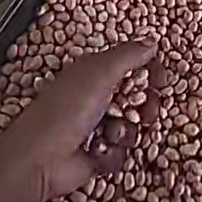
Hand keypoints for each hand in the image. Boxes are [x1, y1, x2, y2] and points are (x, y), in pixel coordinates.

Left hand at [0, 40, 158, 201]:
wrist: (40, 159)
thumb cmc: (66, 110)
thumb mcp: (99, 73)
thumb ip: (128, 56)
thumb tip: (152, 41)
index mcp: (96, 71)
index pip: (132, 64)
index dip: (149, 71)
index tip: (161, 80)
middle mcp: (98, 95)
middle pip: (139, 97)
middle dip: (145, 106)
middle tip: (145, 112)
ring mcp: (99, 125)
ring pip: (134, 126)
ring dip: (126, 132)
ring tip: (111, 134)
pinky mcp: (99, 152)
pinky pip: (123, 151)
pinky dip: (113, 153)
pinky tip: (98, 153)